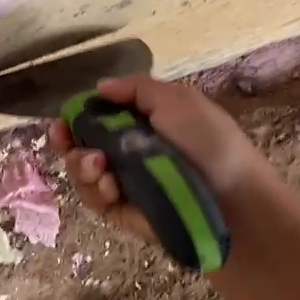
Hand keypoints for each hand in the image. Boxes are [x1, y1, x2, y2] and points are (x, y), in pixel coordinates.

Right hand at [48, 75, 277, 243]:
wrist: (236, 204)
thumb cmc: (211, 145)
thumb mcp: (178, 101)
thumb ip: (136, 88)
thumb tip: (98, 87)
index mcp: (141, 124)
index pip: (96, 117)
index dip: (75, 116)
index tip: (63, 119)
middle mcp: (127, 152)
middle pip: (79, 144)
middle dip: (67, 141)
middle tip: (64, 139)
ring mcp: (122, 183)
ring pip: (81, 171)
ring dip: (81, 164)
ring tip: (99, 166)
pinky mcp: (121, 211)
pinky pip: (92, 198)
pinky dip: (95, 190)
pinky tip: (110, 188)